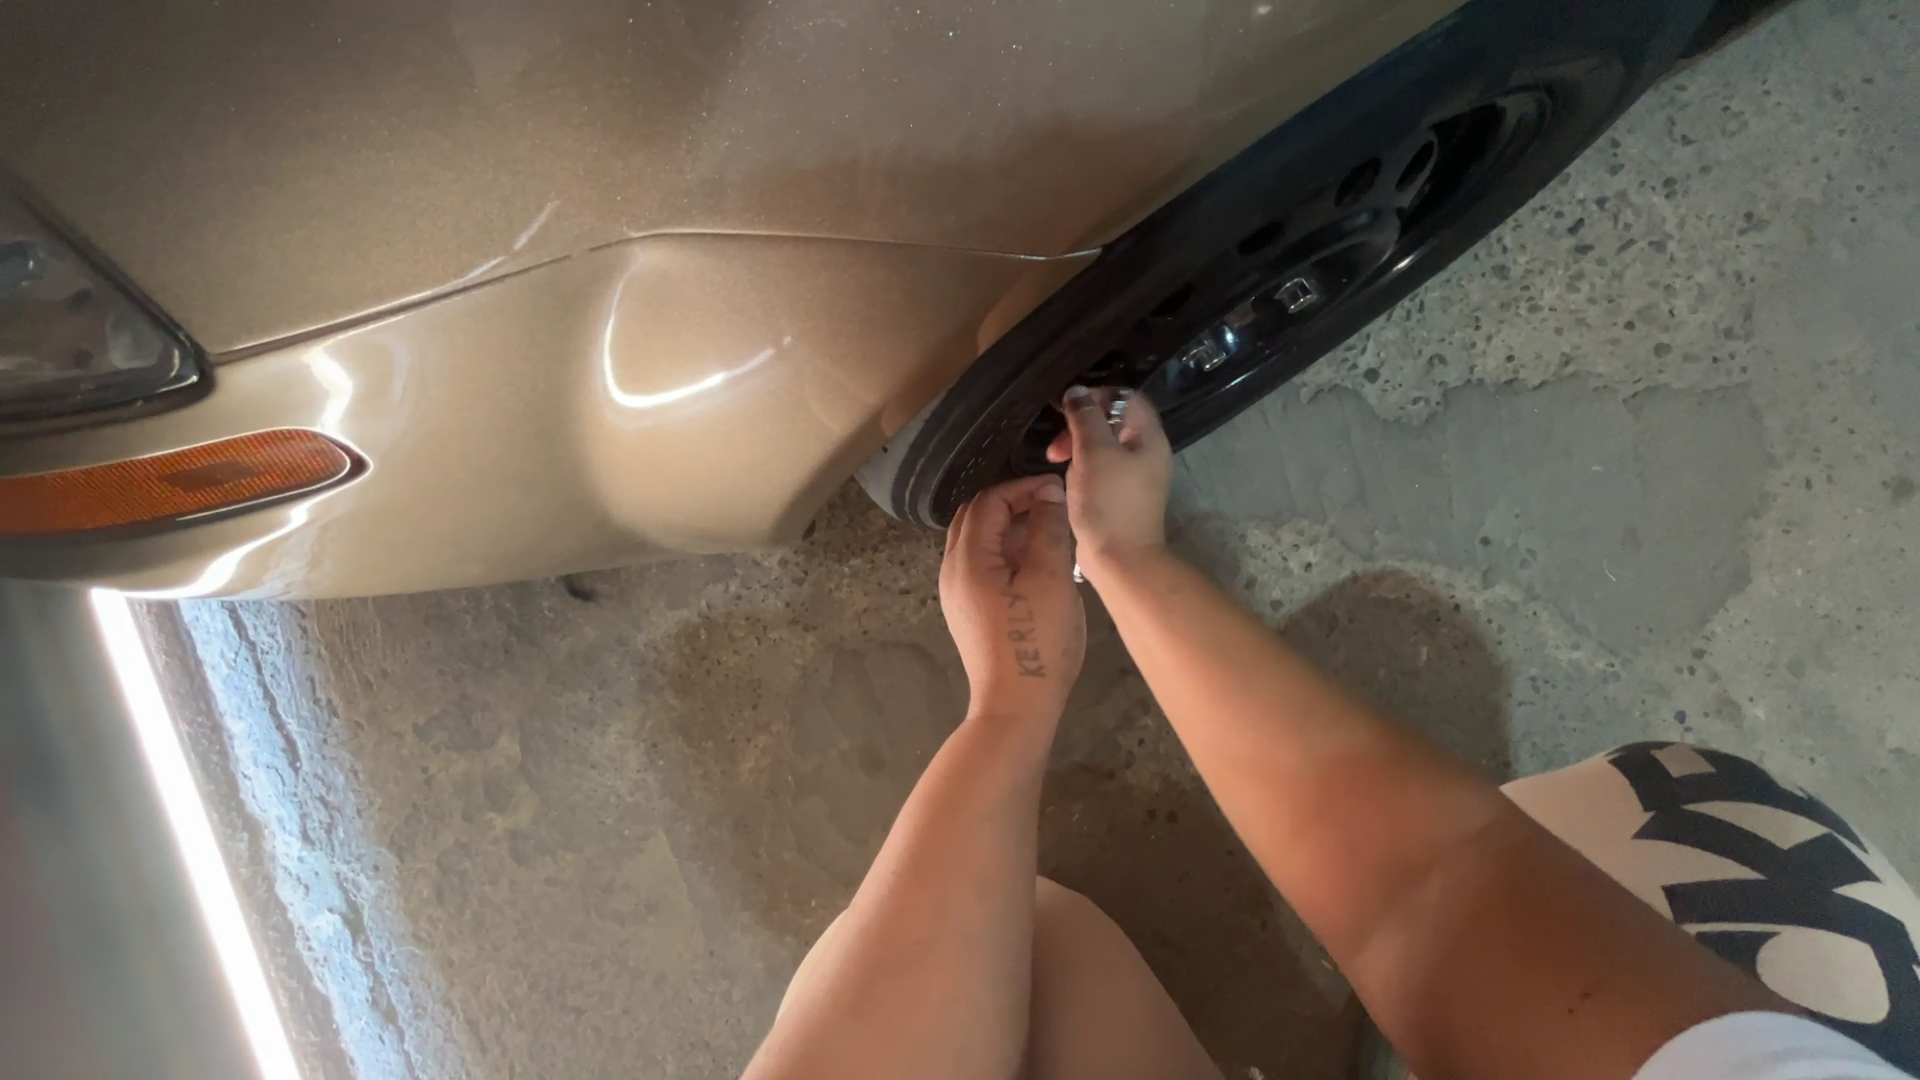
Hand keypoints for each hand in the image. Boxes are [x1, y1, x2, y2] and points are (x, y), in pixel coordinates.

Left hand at [939, 475, 1086, 722]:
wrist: (1015, 705)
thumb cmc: (1036, 639)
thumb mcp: (1051, 577)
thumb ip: (1047, 528)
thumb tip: (1048, 494)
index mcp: (968, 557)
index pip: (989, 501)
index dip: (1023, 488)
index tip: (1058, 490)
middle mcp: (951, 570)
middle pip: (976, 517)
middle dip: (1013, 503)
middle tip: (1051, 507)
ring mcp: (956, 593)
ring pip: (977, 542)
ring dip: (1010, 528)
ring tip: (1048, 533)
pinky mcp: (967, 611)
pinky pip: (981, 565)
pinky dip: (1005, 552)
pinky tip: (1035, 564)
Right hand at [1046, 386, 1173, 579]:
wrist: (1120, 559)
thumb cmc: (1109, 502)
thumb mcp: (1094, 453)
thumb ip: (1085, 417)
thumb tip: (1077, 391)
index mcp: (1148, 437)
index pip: (1126, 397)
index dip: (1097, 396)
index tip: (1068, 407)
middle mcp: (1146, 453)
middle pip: (1112, 421)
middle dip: (1080, 424)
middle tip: (1057, 442)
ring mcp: (1134, 476)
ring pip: (1103, 445)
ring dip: (1077, 446)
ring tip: (1055, 460)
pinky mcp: (1119, 495)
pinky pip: (1099, 468)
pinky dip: (1081, 467)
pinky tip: (1066, 479)